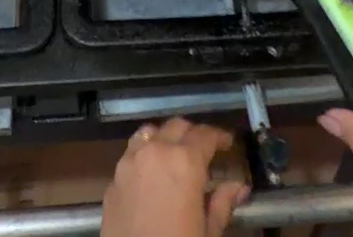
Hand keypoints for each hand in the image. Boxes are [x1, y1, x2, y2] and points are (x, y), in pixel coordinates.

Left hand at [101, 117, 249, 236]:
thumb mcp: (208, 233)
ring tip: (176, 155)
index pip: (205, 134)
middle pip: (176, 126)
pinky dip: (145, 154)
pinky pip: (131, 153)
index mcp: (184, 162)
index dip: (219, 136)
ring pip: (150, 133)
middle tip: (205, 150)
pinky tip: (153, 174)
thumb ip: (222, 204)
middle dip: (193, 134)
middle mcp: (155, 152)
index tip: (228, 143)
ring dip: (166, 138)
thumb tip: (239, 188)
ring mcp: (129, 162)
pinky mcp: (113, 179)